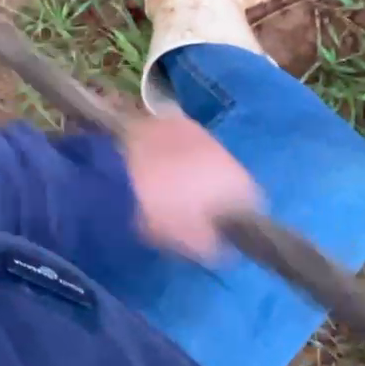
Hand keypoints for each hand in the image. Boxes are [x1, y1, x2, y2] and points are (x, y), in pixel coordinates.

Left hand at [121, 115, 261, 262]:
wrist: (110, 174)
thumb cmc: (160, 212)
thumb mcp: (194, 244)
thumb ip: (219, 247)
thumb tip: (225, 246)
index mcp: (235, 176)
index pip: (254, 200)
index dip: (240, 218)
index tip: (224, 231)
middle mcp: (219, 145)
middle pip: (227, 172)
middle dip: (215, 189)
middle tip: (193, 210)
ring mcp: (188, 126)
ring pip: (202, 153)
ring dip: (193, 167)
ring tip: (169, 186)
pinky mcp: (159, 118)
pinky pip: (176, 140)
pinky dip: (171, 152)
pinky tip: (153, 166)